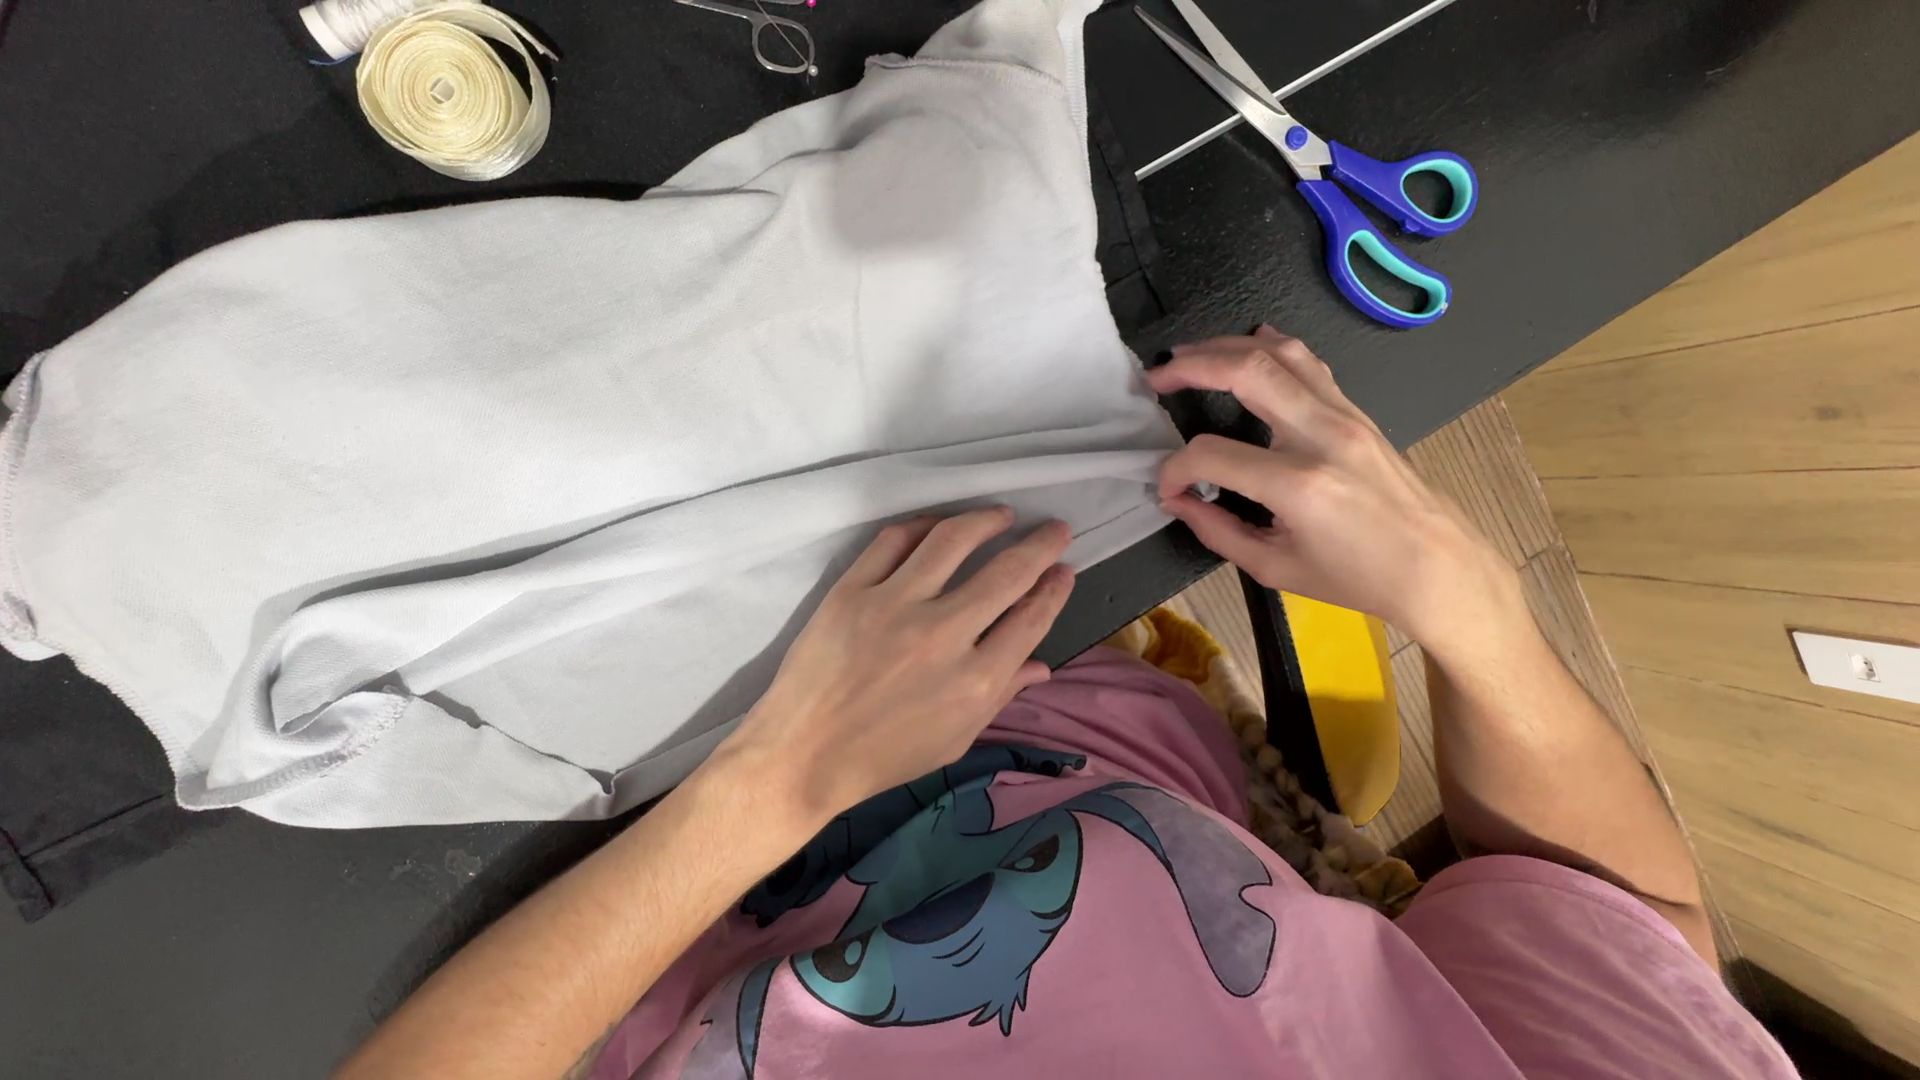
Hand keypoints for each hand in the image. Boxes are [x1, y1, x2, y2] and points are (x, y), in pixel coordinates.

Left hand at [710, 508, 1074, 825]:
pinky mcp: (852, 590)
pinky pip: (895, 541)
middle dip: (1041, 546)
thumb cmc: (883, 756)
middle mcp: (942, 636)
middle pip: (1006, 573)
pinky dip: (924, 525)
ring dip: (986, 520)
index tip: (1063, 570)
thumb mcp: (955, 739)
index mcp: (974, 681)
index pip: (1031, 619)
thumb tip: (1042, 666)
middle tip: (1055, 530)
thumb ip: (1001, 696)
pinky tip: (940, 525)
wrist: (803, 754)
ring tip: (1002, 514)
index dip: (1054, 589)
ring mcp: (894, 606)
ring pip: (952, 541)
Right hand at [1150, 326, 1518, 650]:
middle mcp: (1322, 436)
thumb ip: (1216, 530)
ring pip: (1280, 352)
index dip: (1175, 470)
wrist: (1436, 568)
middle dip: (1190, 366)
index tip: (1168, 488)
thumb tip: (1177, 500)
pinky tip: (1247, 345)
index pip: (1210, 455)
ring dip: (1226, 345)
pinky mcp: (1357, 411)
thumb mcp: (1273, 567)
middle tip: (1156, 378)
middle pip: (1247, 370)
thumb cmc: (1354, 578)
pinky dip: (1270, 347)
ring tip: (1190, 357)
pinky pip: (1308, 362)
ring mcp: (1345, 416)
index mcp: (1298, 485)